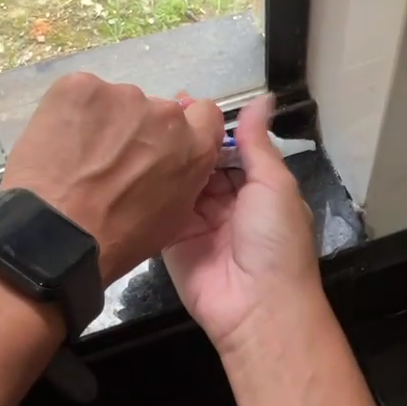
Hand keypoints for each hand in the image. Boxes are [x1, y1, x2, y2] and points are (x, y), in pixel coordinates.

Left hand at [1, 72, 222, 282]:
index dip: (186, 128)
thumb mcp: (172, 217)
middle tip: (112, 161)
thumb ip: (183, 177)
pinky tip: (58, 141)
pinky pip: (81, 94)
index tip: (163, 143)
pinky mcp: (80, 86)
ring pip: (117, 103)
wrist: (58, 232)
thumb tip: (173, 162)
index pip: (205, 114)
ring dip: (105, 122)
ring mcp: (122, 95)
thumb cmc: (119, 237)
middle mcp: (165, 113)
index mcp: (194, 147)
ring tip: (79, 156)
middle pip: (156, 110)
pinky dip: (72, 113)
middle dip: (139, 130)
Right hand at [163, 94, 321, 351]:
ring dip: (164, 160)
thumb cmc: (276, 242)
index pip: (231, 151)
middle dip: (184, 141)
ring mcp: (198, 223)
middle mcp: (228, 204)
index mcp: (259, 190)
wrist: (257, 307)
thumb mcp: (274, 185)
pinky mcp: (171, 241)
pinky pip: (159, 210)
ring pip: (178, 183)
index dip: (211, 129)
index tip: (186, 101)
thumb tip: (263, 98)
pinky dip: (149, 189)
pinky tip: (131, 160)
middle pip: (202, 165)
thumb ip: (258, 143)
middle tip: (155, 109)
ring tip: (139, 126)